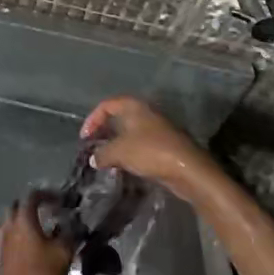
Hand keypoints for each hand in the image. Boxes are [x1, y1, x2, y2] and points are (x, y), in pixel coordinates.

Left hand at [0, 193, 74, 274]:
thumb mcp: (62, 254)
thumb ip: (70, 235)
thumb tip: (75, 224)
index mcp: (23, 221)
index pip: (32, 196)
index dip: (47, 194)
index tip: (61, 201)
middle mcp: (10, 226)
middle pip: (18, 206)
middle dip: (33, 204)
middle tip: (50, 210)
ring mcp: (4, 241)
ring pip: (13, 220)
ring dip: (26, 219)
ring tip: (44, 227)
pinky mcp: (3, 255)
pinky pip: (11, 235)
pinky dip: (22, 233)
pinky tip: (36, 244)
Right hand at [80, 96, 217, 197]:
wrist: (188, 169)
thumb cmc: (150, 152)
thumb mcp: (119, 152)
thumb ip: (102, 153)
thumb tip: (93, 158)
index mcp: (134, 106)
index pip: (106, 105)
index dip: (92, 119)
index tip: (85, 138)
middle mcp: (145, 113)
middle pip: (118, 117)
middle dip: (104, 132)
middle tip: (94, 147)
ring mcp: (156, 129)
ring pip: (130, 133)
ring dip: (116, 145)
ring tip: (106, 161)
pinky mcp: (164, 145)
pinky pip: (140, 145)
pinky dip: (129, 153)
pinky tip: (124, 167)